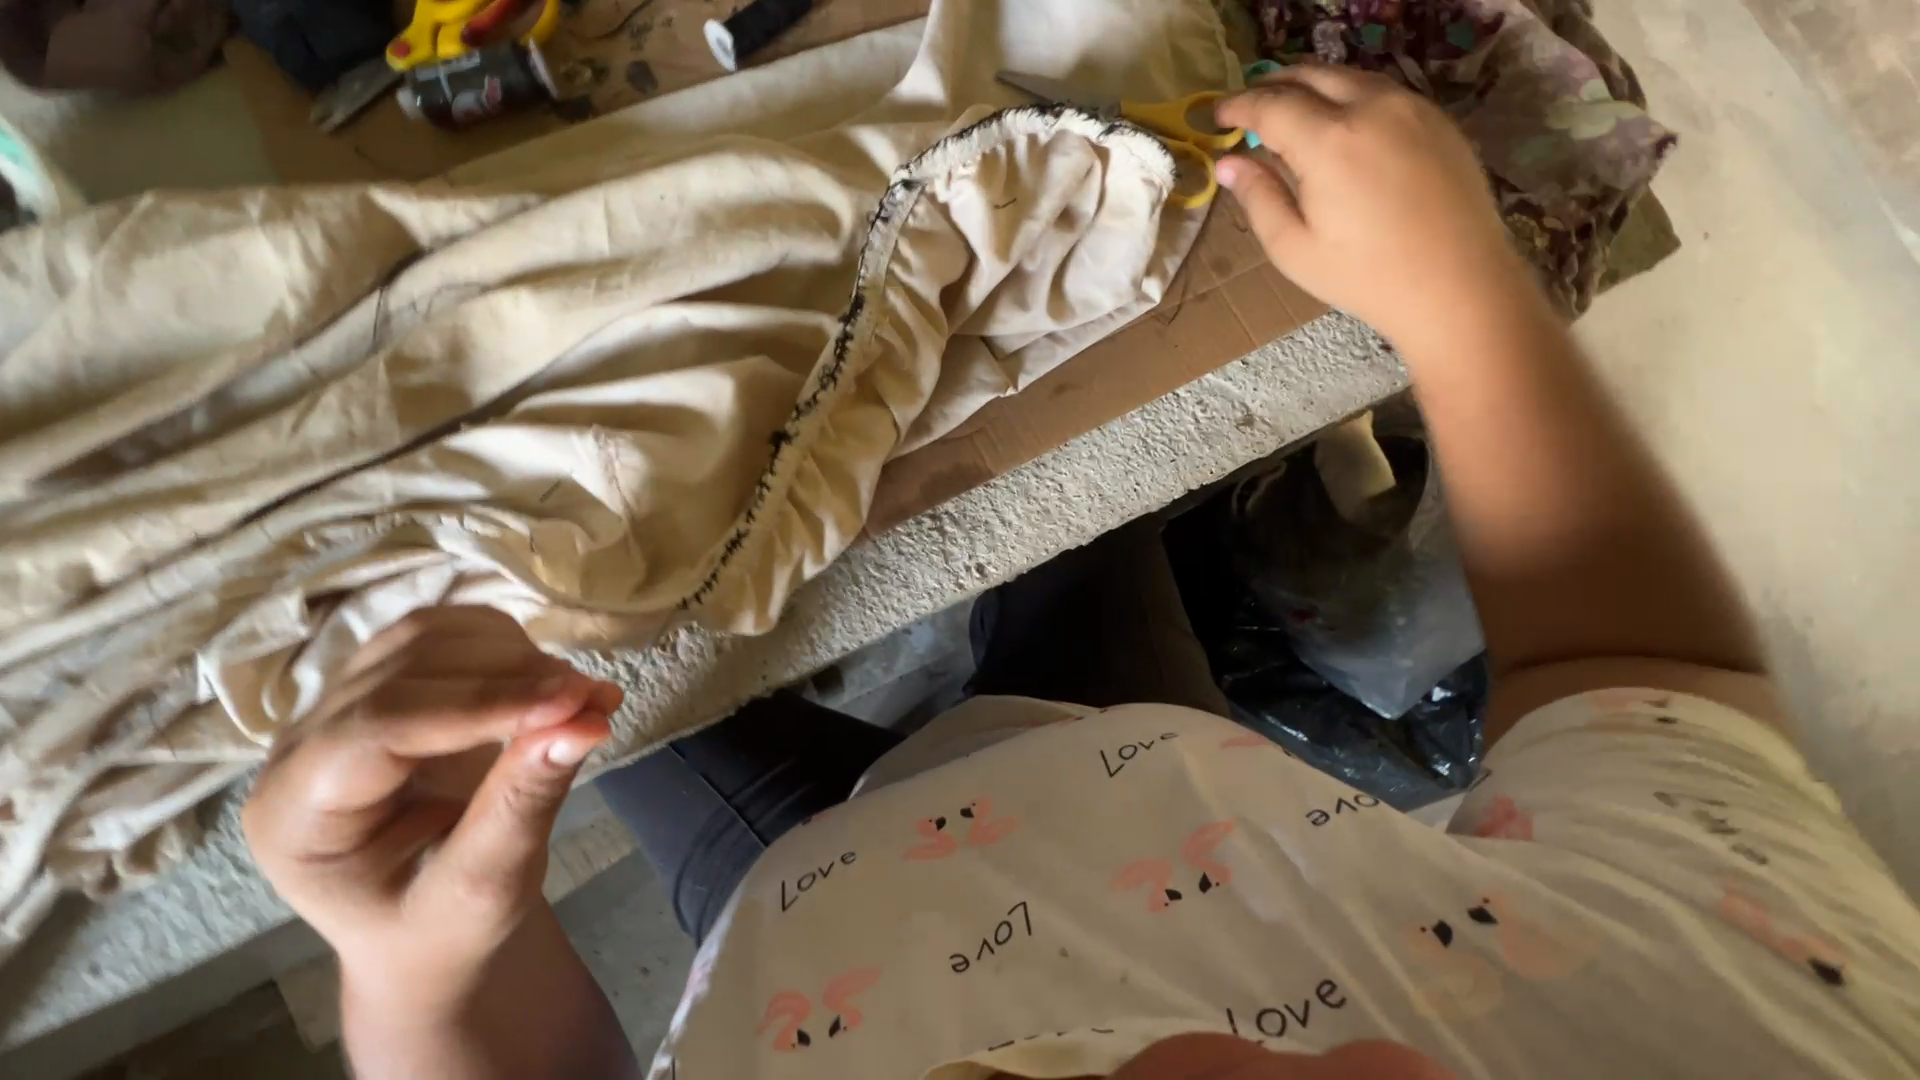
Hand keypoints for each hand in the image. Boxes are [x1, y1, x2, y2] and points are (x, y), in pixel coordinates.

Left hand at [242, 606, 622, 1015]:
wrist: (426, 929)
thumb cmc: (443, 928)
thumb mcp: (486, 887)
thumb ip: (525, 802)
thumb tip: (585, 723)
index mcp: (296, 814)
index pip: (380, 725)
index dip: (482, 702)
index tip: (572, 701)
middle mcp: (301, 747)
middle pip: (405, 667)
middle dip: (511, 674)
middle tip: (596, 698)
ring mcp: (340, 708)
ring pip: (426, 635)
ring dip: (513, 652)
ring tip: (578, 693)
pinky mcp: (386, 687)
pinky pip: (445, 634)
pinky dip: (507, 645)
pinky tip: (546, 682)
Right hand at [1214, 65, 1543, 349]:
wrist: (1455, 283)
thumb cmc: (1363, 275)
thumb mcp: (1293, 247)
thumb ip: (1258, 197)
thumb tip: (1228, 163)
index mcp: (1328, 142)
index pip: (1271, 106)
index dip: (1239, 106)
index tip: (1218, 114)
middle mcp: (1370, 108)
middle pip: (1311, 75)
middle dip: (1272, 84)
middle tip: (1248, 106)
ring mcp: (1410, 106)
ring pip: (1349, 77)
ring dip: (1312, 85)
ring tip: (1289, 110)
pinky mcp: (1436, 118)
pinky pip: (1381, 91)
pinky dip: (1347, 96)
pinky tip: (1337, 123)